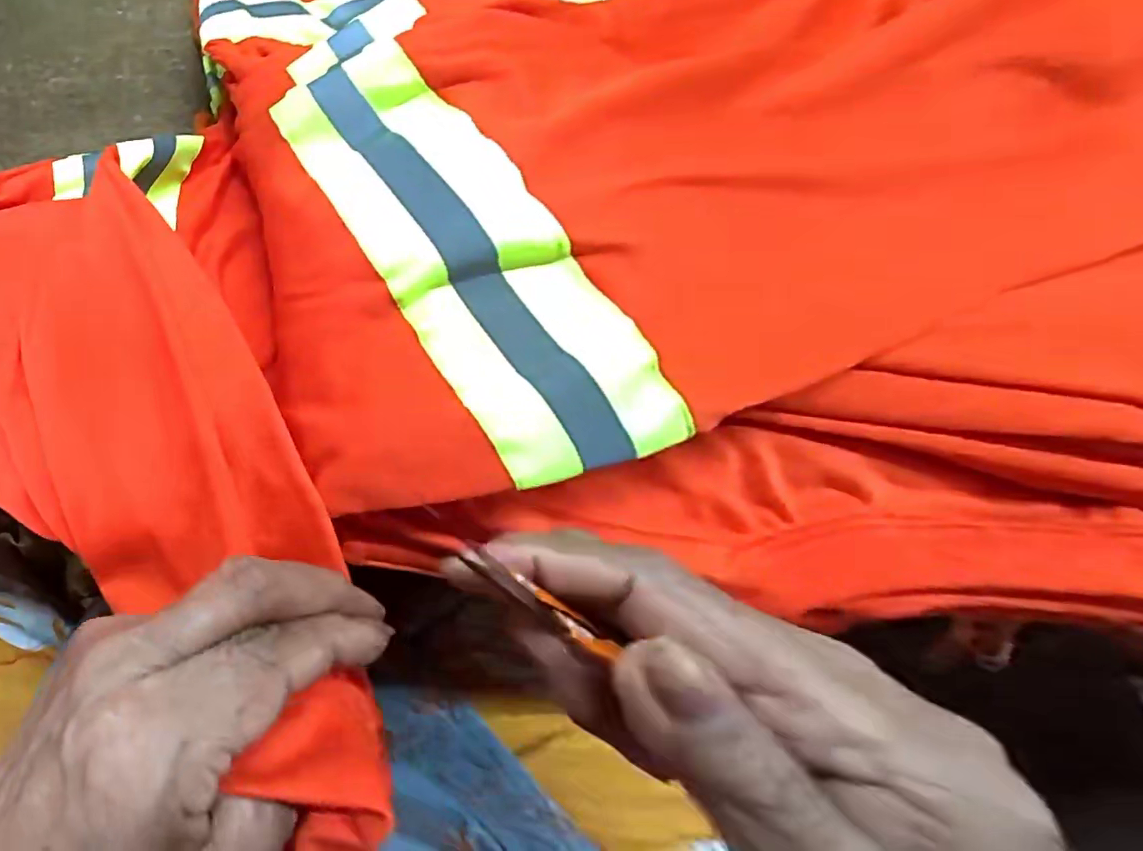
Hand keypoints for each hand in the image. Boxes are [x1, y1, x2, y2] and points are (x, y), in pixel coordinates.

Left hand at [0, 556, 391, 849]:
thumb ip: (274, 799)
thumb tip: (320, 721)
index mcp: (154, 734)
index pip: (265, 662)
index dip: (330, 640)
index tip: (376, 635)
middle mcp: (127, 663)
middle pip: (239, 592)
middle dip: (312, 585)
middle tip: (361, 601)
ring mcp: (105, 637)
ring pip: (212, 586)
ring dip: (279, 586)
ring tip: (326, 603)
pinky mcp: (96, 630)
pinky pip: (184, 607)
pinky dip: (237, 607)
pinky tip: (264, 623)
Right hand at [449, 532, 1062, 850]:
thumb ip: (743, 765)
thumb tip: (648, 651)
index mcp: (849, 705)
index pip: (674, 596)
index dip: (564, 564)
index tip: (477, 561)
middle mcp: (825, 673)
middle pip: (659, 598)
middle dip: (566, 605)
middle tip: (511, 639)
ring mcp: (808, 692)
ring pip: (660, 628)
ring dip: (597, 658)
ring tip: (600, 726)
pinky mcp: (786, 715)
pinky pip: (683, 671)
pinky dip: (633, 691)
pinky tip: (640, 739)